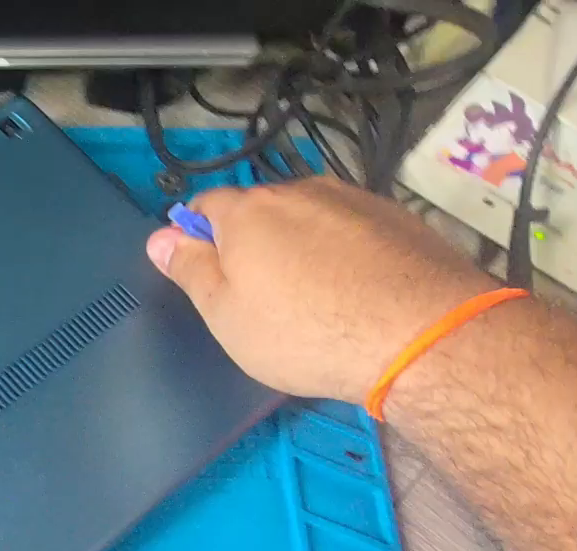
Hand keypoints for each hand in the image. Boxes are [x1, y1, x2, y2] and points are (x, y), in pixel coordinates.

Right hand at [146, 176, 499, 404]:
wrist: (416, 334)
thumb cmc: (298, 331)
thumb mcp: (224, 312)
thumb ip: (190, 269)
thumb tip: (160, 237)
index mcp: (247, 211)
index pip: (204, 205)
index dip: (194, 235)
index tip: (199, 272)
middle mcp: (299, 190)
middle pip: (258, 209)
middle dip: (246, 241)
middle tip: (251, 295)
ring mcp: (353, 199)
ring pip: (304, 217)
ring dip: (293, 245)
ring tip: (303, 295)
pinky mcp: (396, 217)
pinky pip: (345, 229)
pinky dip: (334, 252)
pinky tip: (344, 290)